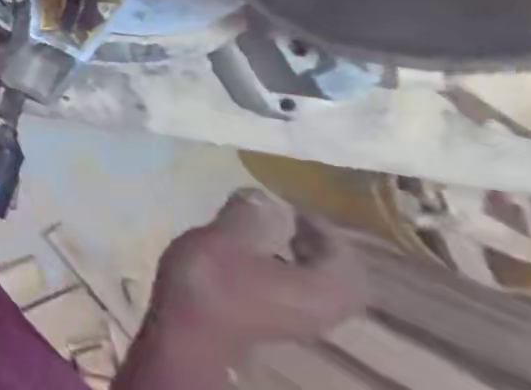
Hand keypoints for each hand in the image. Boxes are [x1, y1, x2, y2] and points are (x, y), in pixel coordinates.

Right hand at [145, 188, 365, 352]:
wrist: (187, 334)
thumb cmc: (213, 283)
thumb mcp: (227, 235)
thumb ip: (249, 213)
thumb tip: (261, 195)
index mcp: (319, 290)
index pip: (344, 257)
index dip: (323, 227)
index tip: (292, 206)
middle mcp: (319, 313)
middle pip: (341, 280)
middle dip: (321, 247)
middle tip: (294, 223)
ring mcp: (297, 324)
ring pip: (319, 290)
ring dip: (305, 261)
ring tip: (275, 236)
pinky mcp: (274, 326)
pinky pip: (299, 297)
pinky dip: (289, 274)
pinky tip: (255, 259)